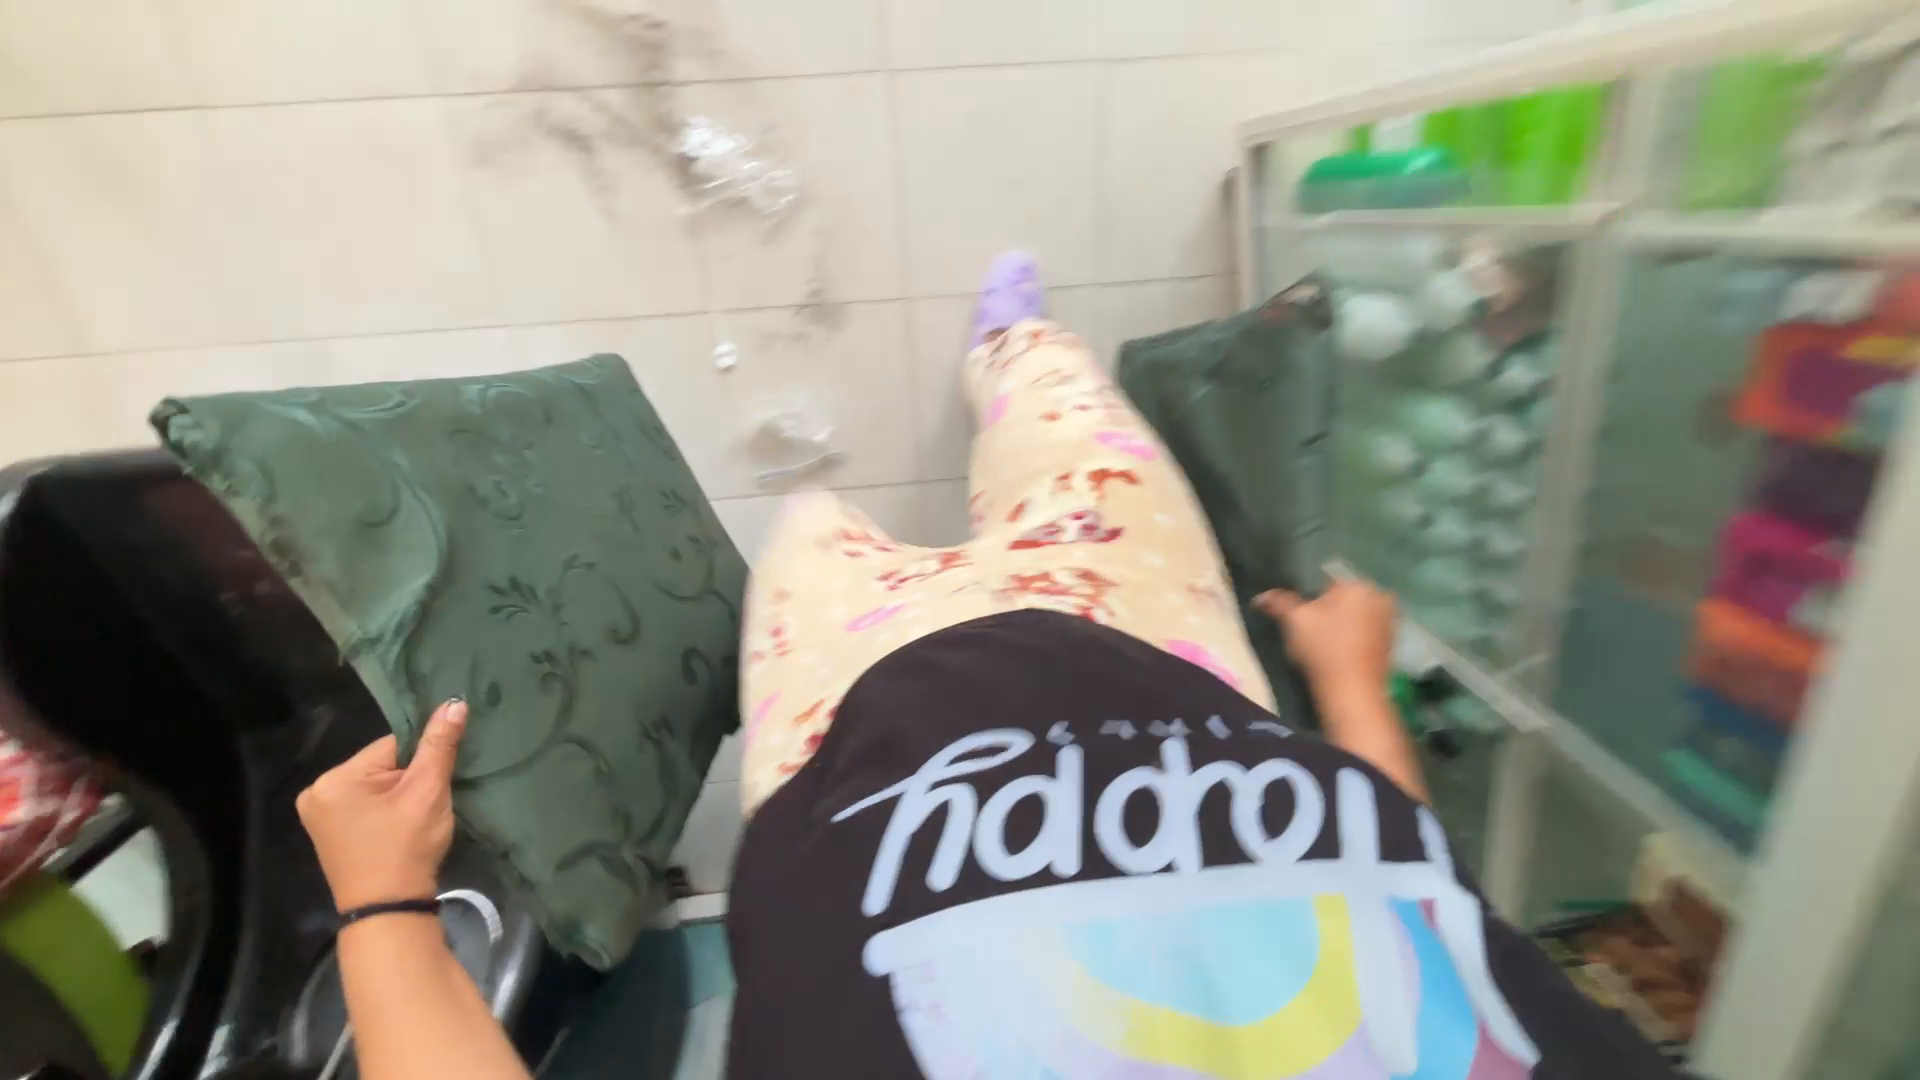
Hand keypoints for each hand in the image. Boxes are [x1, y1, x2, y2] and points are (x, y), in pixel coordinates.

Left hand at [297, 700, 466, 911]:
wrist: (389, 906)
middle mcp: (318, 790)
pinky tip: (402, 820)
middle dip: (412, 773)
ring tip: (419, 810)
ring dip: (402, 789)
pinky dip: (389, 804)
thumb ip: (440, 744)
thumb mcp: (428, 790)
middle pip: (385, 762)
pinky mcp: (330, 829)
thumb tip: (455, 702)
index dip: (424, 757)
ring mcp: (319, 812)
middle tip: (430, 797)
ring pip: (379, 781)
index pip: (395, 744)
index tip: (438, 779)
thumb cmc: (406, 844)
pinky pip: (368, 800)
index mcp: (335, 778)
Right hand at [1256, 582, 1396, 697]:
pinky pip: (1366, 630)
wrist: (1353, 691)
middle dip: (1328, 609)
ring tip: (1325, 643)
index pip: (1325, 583)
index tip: (1302, 618)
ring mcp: (1390, 620)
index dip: (1309, 600)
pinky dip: (1354, 636)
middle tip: (1312, 630)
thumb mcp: (1294, 621)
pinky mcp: (1392, 641)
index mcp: (1358, 585)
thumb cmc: (1323, 648)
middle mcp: (1379, 596)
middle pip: (1343, 598)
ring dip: (1341, 623)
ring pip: (1355, 614)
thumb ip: (1278, 603)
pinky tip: (1340, 651)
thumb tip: (1259, 597)